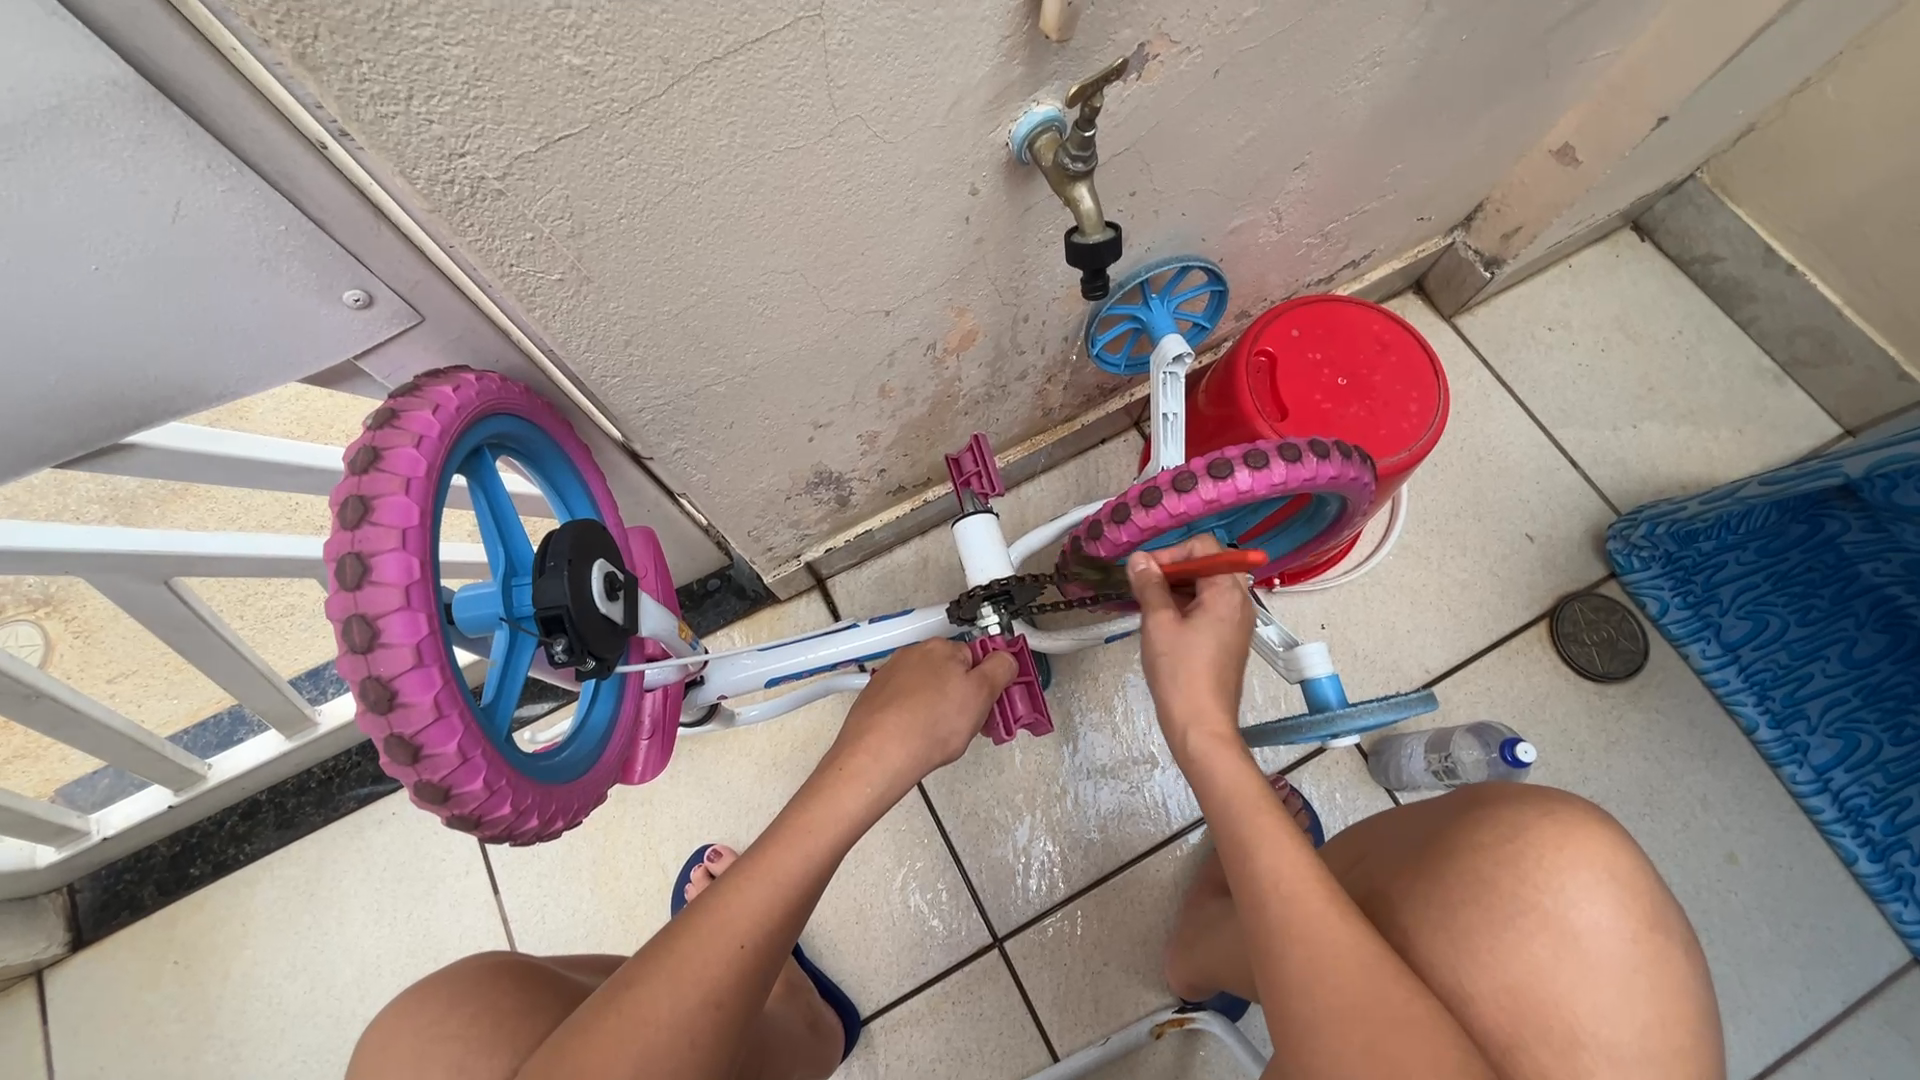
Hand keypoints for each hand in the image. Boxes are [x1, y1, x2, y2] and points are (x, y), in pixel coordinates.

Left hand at [828, 640, 1015, 793]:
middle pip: (951, 672)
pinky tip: (919, 737)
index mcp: (942, 648)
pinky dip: (915, 716)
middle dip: (963, 696)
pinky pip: (906, 703)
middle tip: (971, 724)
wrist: (879, 753)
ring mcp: (892, 675)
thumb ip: (1000, 669)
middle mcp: (914, 655)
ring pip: (928, 689)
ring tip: (943, 736)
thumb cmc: (929, 725)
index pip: (977, 657)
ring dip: (939, 707)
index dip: (988, 683)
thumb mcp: (982, 695)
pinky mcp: (876, 698)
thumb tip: (1006, 658)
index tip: (992, 704)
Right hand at [1126, 534, 1254, 748]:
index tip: (1145, 571)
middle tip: (1144, 585)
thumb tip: (1140, 560)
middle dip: (1174, 569)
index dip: (1172, 552)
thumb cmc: (1179, 672)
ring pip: (1207, 587)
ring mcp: (1238, 621)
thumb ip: (1150, 585)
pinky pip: (1210, 607)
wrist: (1200, 723)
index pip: (1204, 547)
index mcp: (1227, 592)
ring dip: (1177, 588)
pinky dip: (1186, 605)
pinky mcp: (1230, 638)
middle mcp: (1240, 601)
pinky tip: (1163, 622)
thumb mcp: (1158, 622)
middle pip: (1208, 565)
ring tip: (1149, 604)